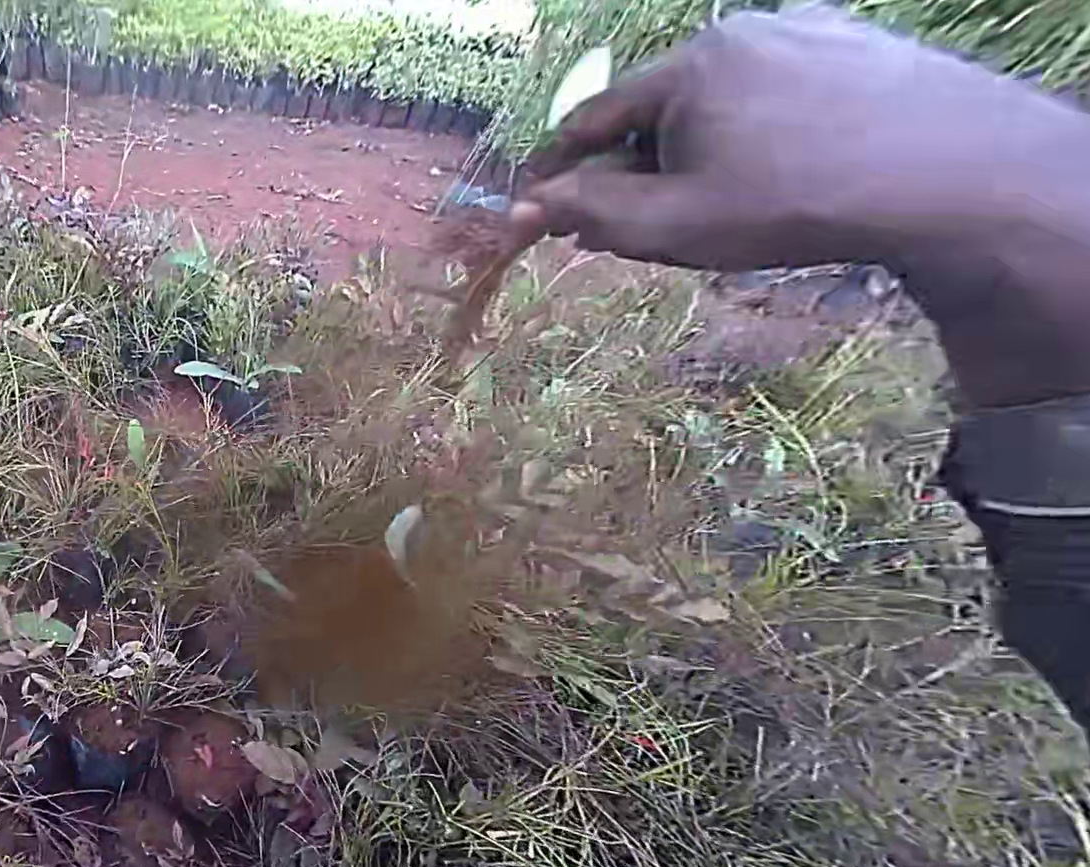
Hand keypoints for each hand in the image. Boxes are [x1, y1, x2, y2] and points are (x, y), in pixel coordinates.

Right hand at [517, 9, 1089, 407]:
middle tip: (610, 226)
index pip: (587, 121)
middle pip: (642, 113)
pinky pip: (753, 95)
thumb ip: (582, 210)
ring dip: (668, 158)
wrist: (953, 177)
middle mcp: (741, 32)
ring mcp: (801, 31)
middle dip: (615, 171)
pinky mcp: (845, 46)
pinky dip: (724, 137)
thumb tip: (523, 206)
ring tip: (680, 208)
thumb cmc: (782, 204)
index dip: (553, 172)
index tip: (536, 212)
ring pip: (697, 106)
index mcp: (688, 67)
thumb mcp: (659, 222)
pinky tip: (742, 177)